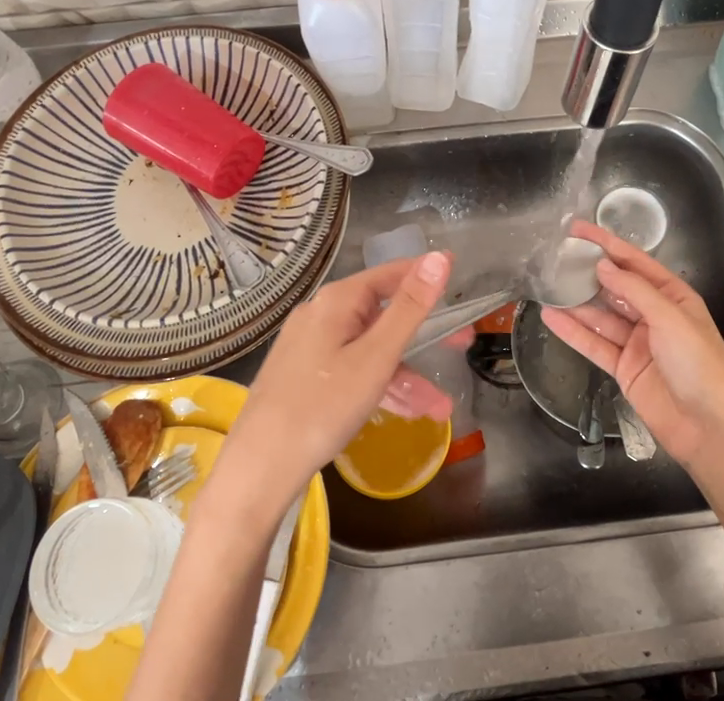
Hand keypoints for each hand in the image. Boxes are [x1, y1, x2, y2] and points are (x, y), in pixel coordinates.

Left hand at [222, 251, 457, 505]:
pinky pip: (352, 371)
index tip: (456, 273)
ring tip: (440, 407)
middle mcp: (319, 316)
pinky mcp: (303, 377)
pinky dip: (379, 386)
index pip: (388, 274)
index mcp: (336, 302)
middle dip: (423, 335)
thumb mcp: (377, 356)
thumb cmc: (323, 406)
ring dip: (406, 375)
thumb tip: (439, 258)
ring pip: (369, 350)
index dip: (423, 275)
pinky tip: (406, 413)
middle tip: (462, 345)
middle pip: (381, 315)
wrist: (261, 465)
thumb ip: (410, 308)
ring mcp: (309, 347)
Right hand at [540, 220, 723, 469]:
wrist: (708, 427)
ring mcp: (637, 343)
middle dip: (588, 273)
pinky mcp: (623, 368)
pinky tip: (552, 317)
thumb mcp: (671, 319)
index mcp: (674, 297)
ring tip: (546, 285)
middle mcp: (654, 316)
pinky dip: (574, 332)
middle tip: (556, 257)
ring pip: (601, 316)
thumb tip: (602, 266)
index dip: (607, 244)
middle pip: (615, 288)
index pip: (636, 263)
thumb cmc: (700, 366)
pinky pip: (595, 344)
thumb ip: (635, 290)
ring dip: (576, 302)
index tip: (578, 230)